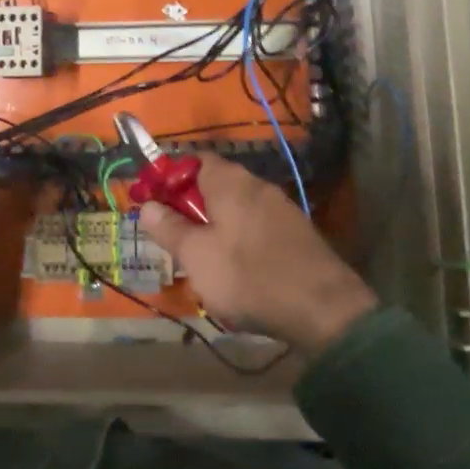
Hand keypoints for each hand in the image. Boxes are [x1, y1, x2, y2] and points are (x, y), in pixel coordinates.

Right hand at [139, 155, 376, 355]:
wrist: (322, 308)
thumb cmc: (247, 275)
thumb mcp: (196, 255)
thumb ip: (169, 228)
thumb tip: (147, 205)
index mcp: (229, 180)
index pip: (192, 160)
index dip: (168, 178)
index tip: (152, 204)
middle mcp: (256, 185)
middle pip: (213, 184)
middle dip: (190, 207)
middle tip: (174, 240)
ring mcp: (281, 208)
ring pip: (235, 208)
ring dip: (215, 227)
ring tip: (202, 262)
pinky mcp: (296, 234)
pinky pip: (256, 227)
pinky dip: (240, 241)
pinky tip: (237, 272)